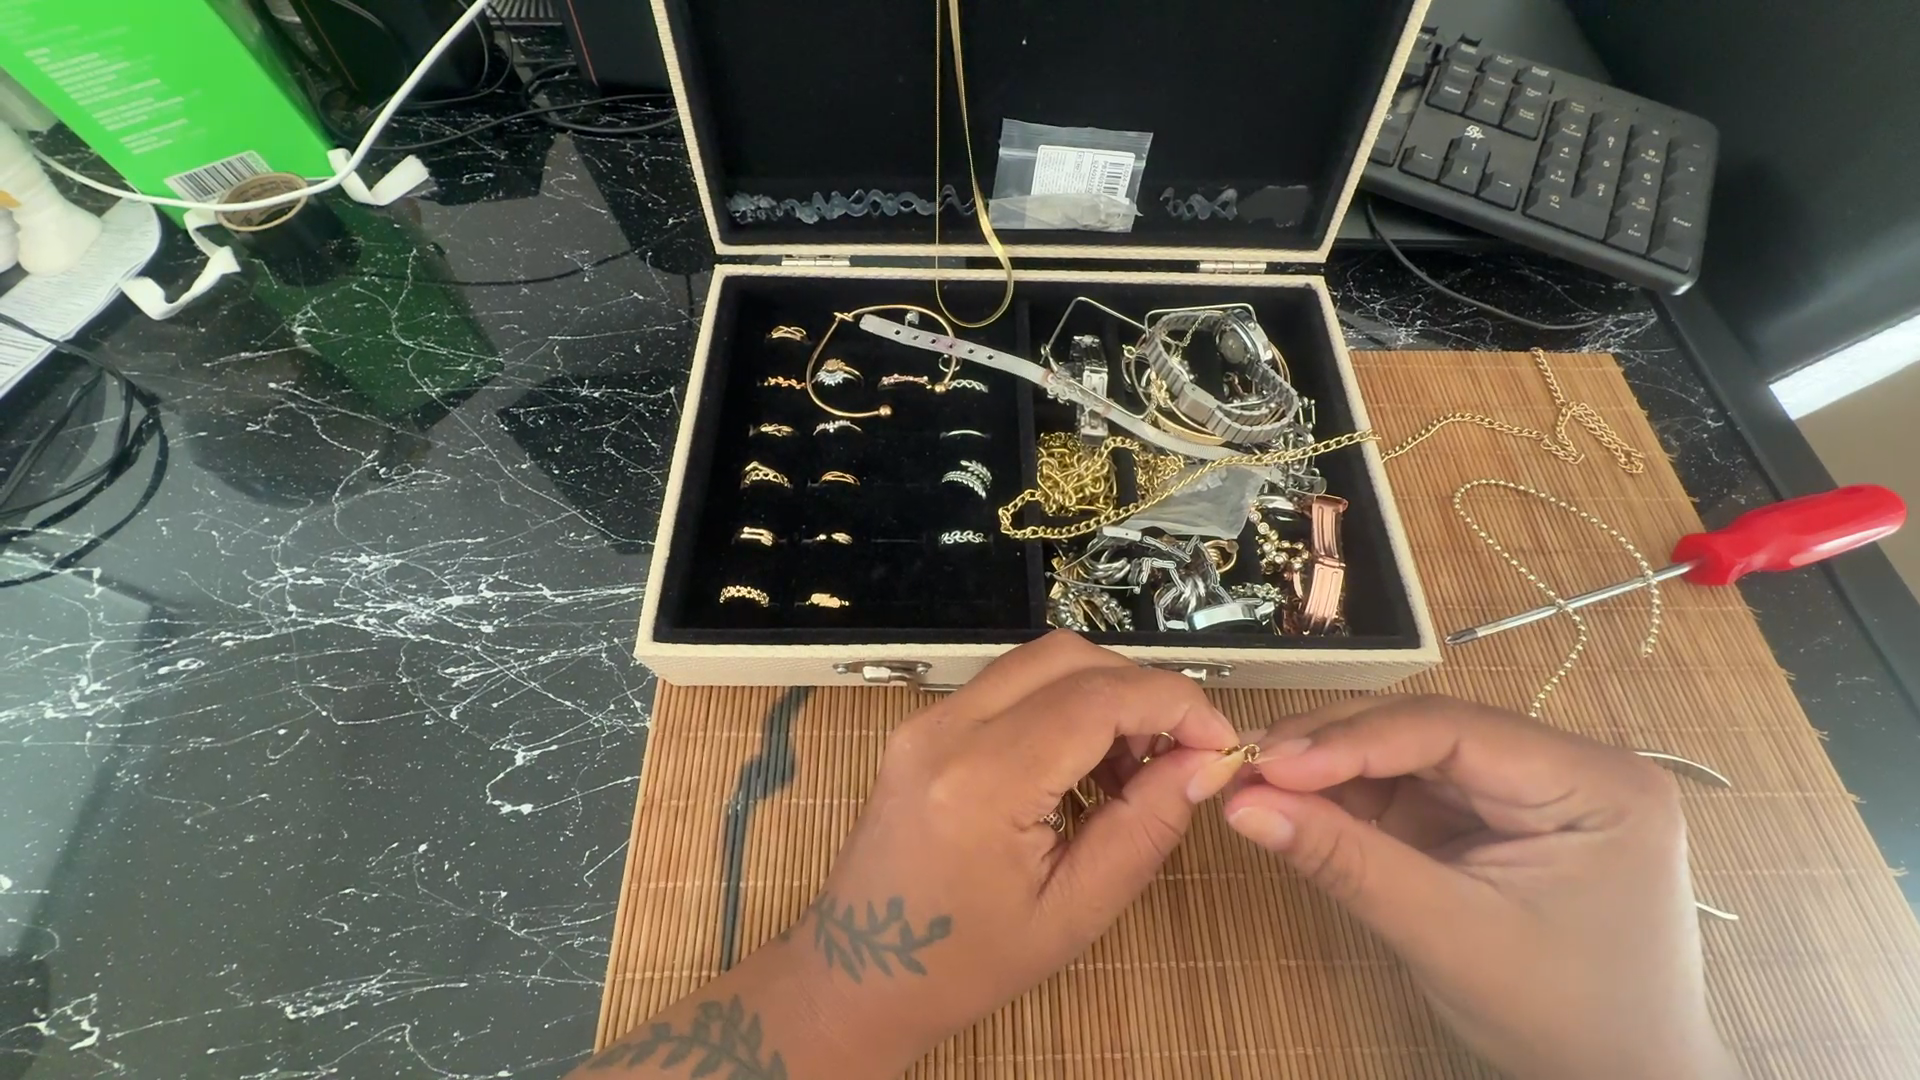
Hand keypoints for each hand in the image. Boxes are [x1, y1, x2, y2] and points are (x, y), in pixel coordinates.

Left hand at [791, 631, 1238, 1071]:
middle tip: (1176, 749)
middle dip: (1138, 688)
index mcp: (981, 781)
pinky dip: (1060, 701)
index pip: (1096, 698)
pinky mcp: (922, 722)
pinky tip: (1080, 759)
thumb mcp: (1074, 911)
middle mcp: (945, 729)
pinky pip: (1008, 683)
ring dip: (1100, 691)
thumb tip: (1203, 762)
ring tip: (1129, 762)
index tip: (1217, 739)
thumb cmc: (965, 961)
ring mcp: (926, 718)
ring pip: (1036, 660)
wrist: (859, 972)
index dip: (1172, 702)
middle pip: (1065, 656)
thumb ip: (1146, 825)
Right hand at [1196, 695, 1736, 1079]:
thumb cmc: (1560, 1020)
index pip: (1449, 729)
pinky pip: (1393, 782)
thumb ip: (1344, 860)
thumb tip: (1239, 805)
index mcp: (1592, 782)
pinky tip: (1288, 797)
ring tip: (1252, 779)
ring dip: (1320, 764)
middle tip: (1243, 764)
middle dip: (1325, 747)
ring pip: (1394, 748)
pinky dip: (1336, 791)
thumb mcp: (1447, 936)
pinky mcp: (1472, 807)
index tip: (1266, 763)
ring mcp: (1510, 782)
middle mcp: (1553, 762)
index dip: (1349, 741)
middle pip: (1416, 728)